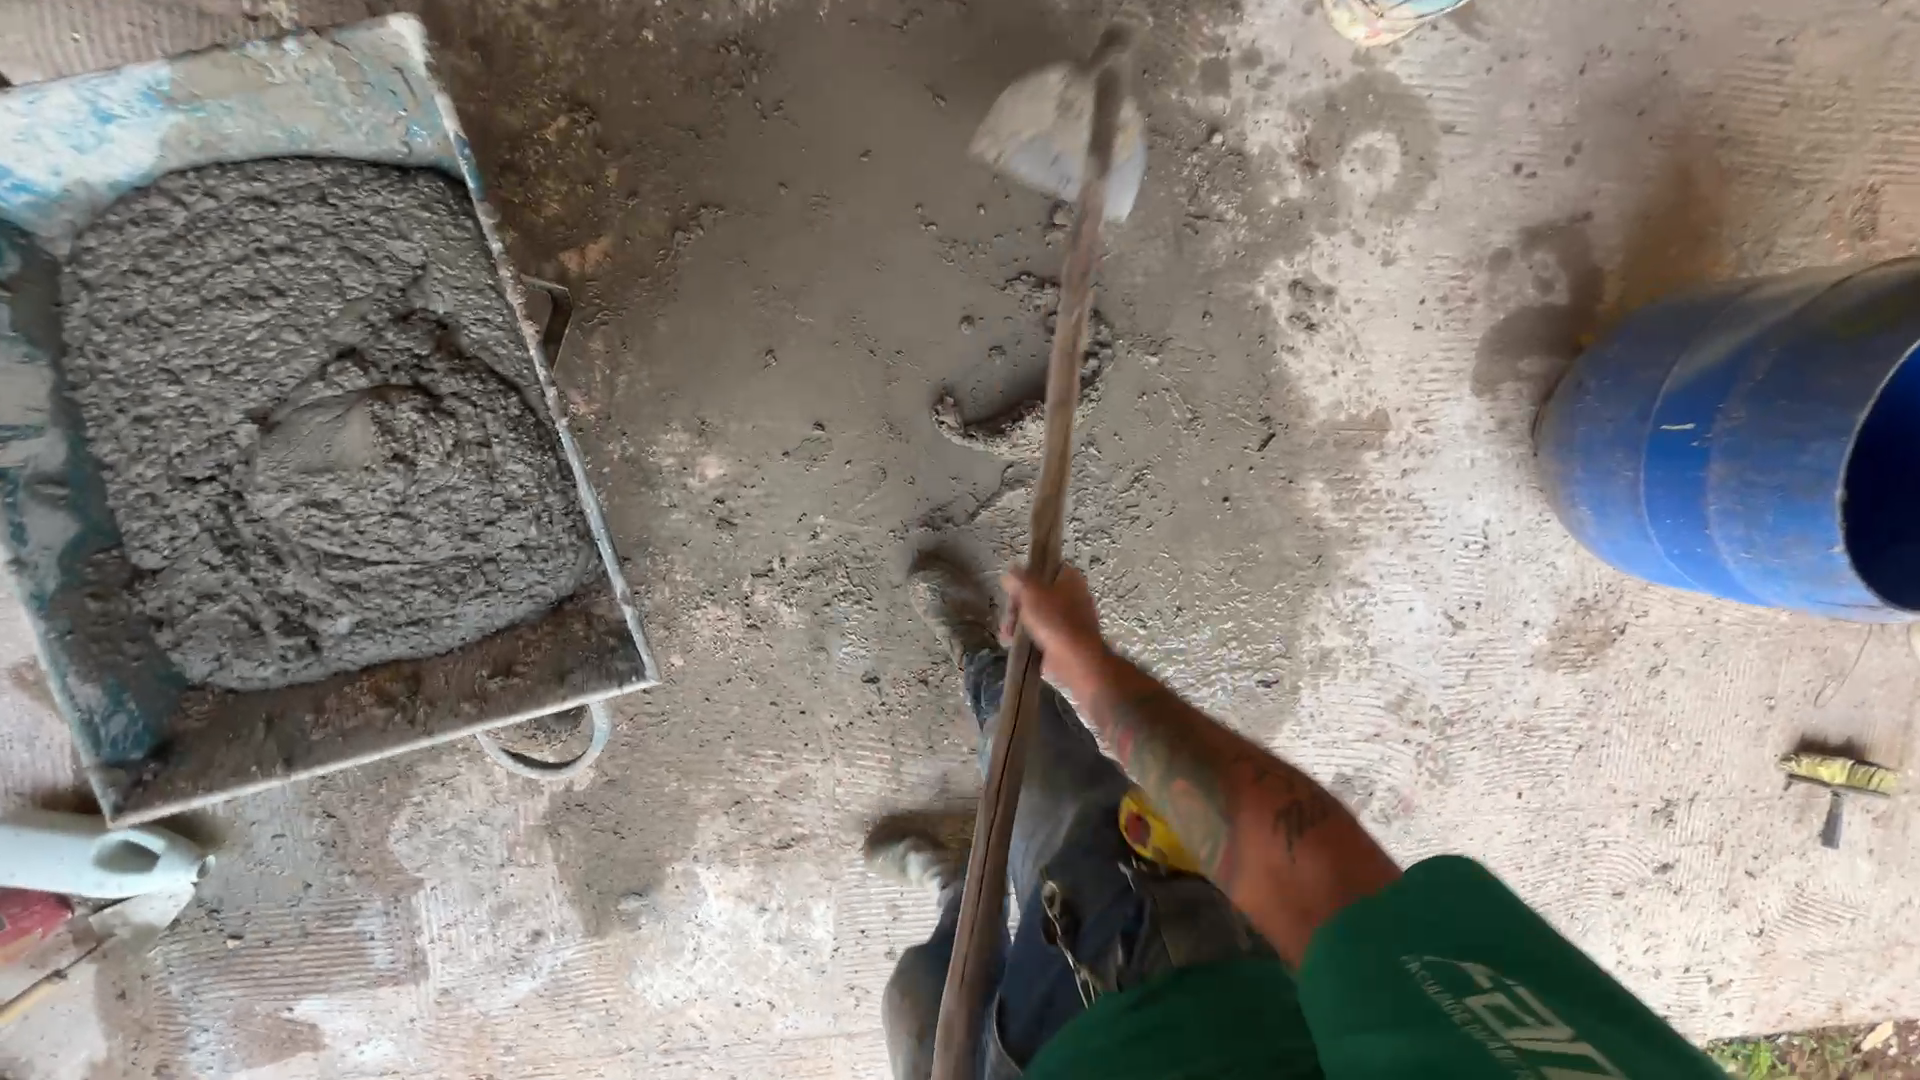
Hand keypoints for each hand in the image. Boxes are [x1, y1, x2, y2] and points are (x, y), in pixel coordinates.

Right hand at [1000, 563, 1109, 688]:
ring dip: (1018, 624)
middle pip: (1036, 594)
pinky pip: (1042, 633)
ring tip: (1007, 636)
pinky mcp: (1065, 639)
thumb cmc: (1055, 620)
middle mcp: (1073, 595)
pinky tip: (1014, 645)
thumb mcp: (1031, 593)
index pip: (1043, 569)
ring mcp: (1070, 619)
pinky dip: (1028, 638)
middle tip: (1009, 617)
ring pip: (1037, 615)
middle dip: (1017, 606)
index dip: (1024, 578)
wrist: (1076, 659)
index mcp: (1070, 578)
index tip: (1012, 590)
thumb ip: (1019, 579)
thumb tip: (1011, 570)